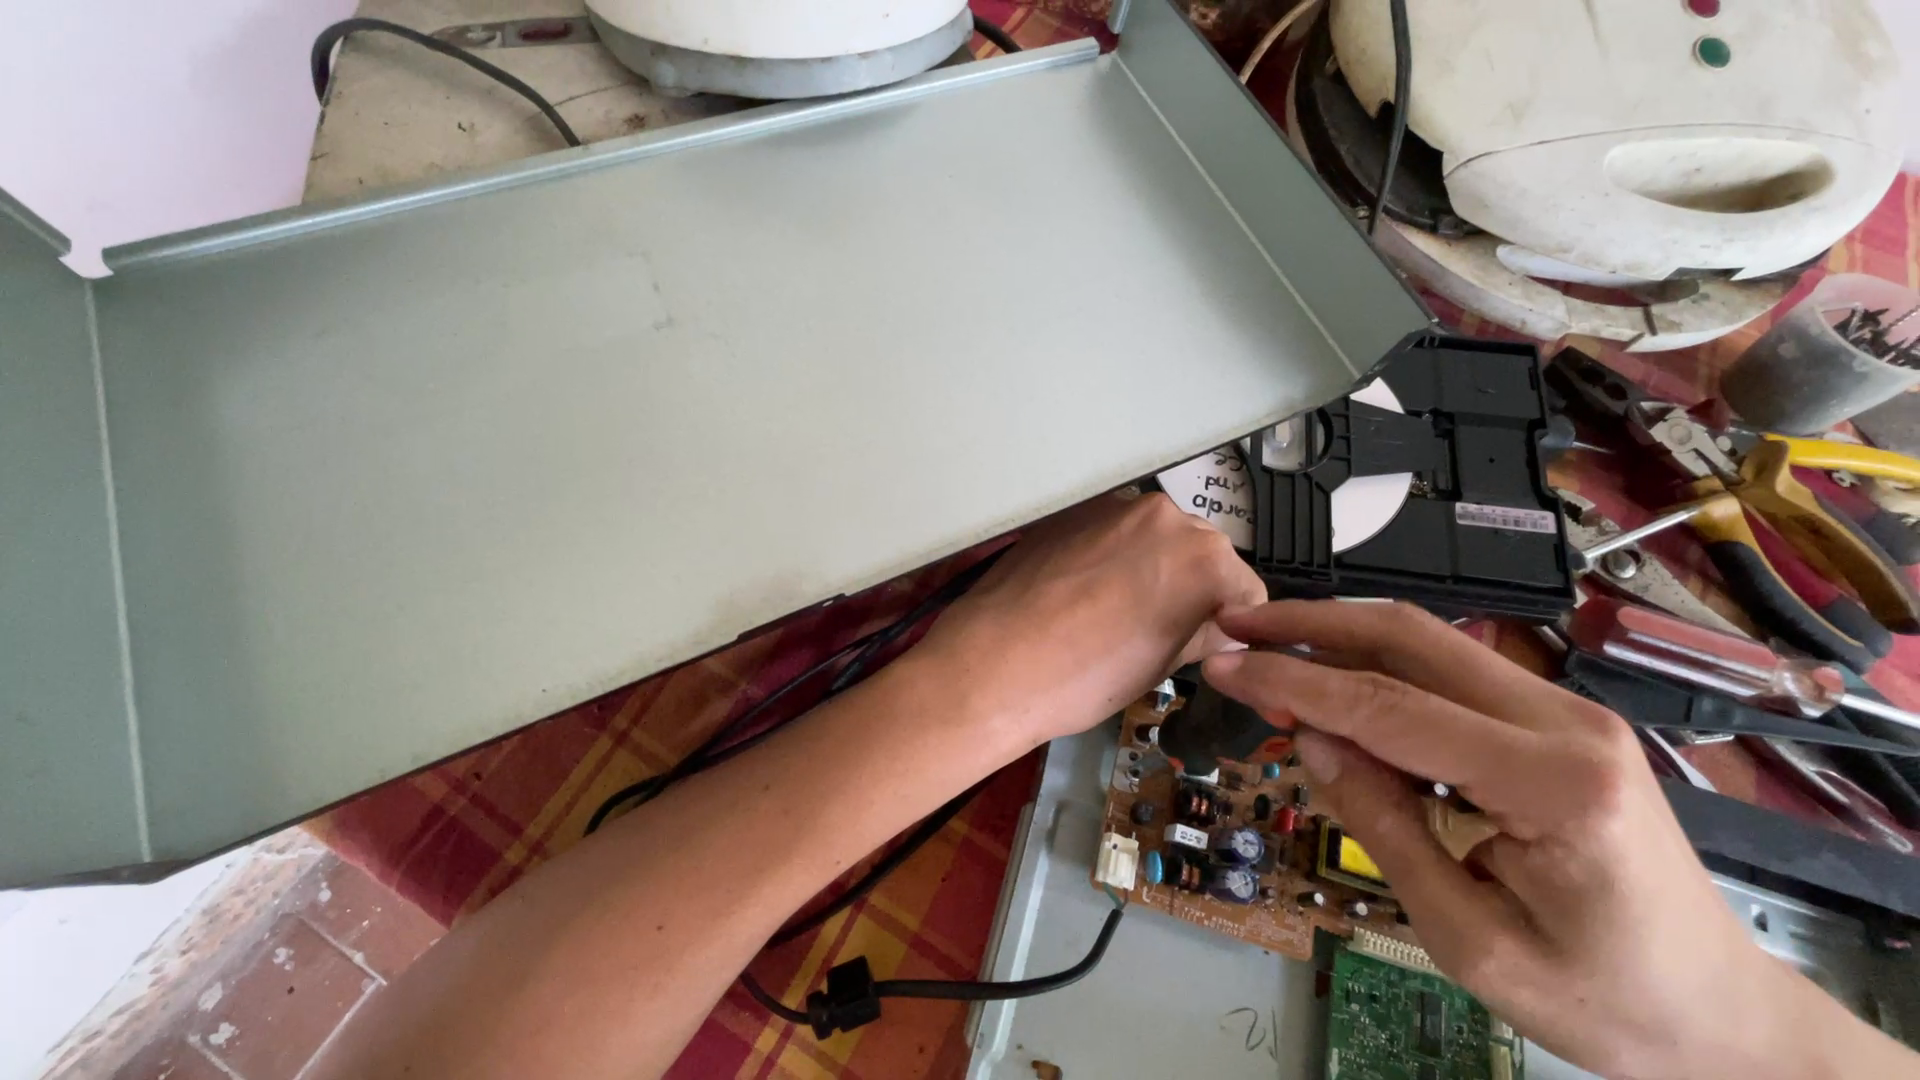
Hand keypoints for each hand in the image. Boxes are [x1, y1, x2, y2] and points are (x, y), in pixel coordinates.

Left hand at [915, 493, 1265, 749]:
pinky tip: (1084, 592)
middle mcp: (1163, 516)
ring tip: (1116, 612)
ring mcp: (1113, 507)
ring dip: (1150, 567)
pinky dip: (1110, 556)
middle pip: (1200, 554)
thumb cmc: (1082, 677)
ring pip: (1153, 539)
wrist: (992, 663)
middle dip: (1192, 589)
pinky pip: (1110, 533)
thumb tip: (1218, 627)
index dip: (1233, 626)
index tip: (1214, 646)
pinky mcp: (1072, 510)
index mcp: (1202, 558)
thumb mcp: (1161, 665)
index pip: (1247, 590)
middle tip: (1162, 631)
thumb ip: (1203, 634)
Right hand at [1202, 601, 1913, 1079]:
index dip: (1294, 680)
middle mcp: (1566, 721)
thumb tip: (1311, 739)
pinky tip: (1332, 687)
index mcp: (1552, 782)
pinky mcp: (1556, 720)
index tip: (1223, 664)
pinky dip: (1376, 669)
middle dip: (1311, 623)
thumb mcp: (1467, 937)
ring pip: (1428, 641)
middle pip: (1411, 637)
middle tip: (1237, 624)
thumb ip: (1382, 825)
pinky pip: (1447, 673)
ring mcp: (1567, 712)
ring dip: (1339, 637)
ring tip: (1267, 651)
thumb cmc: (1599, 998)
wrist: (1721, 1015)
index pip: (1389, 705)